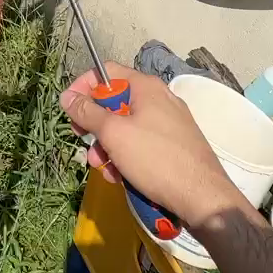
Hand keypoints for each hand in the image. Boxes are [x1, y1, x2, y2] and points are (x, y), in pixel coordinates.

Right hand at [59, 63, 246, 229]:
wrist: (206, 201)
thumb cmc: (156, 159)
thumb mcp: (114, 133)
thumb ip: (87, 112)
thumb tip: (67, 96)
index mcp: (146, 86)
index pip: (106, 72)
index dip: (83, 87)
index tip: (70, 109)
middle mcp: (160, 98)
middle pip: (116, 103)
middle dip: (97, 127)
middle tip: (86, 145)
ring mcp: (171, 124)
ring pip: (129, 128)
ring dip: (110, 148)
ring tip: (106, 171)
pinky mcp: (178, 147)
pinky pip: (144, 144)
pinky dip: (130, 158)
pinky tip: (125, 179)